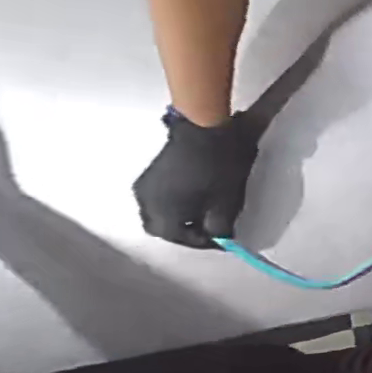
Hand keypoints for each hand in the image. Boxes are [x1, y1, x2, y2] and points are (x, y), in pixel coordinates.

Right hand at [133, 110, 258, 247]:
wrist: (204, 129)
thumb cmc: (217, 167)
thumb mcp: (226, 200)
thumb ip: (220, 224)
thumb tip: (219, 237)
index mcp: (162, 213)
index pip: (179, 238)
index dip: (202, 242)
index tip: (222, 242)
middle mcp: (145, 203)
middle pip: (162, 228)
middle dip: (185, 233)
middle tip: (209, 232)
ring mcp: (144, 186)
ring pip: (157, 214)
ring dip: (177, 219)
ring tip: (202, 217)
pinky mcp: (149, 173)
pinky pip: (157, 199)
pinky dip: (173, 206)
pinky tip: (192, 201)